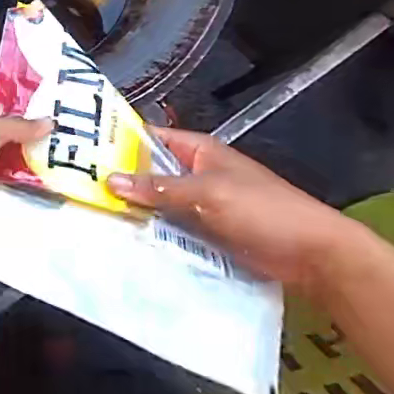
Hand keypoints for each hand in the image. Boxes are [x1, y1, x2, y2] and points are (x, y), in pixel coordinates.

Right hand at [108, 128, 349, 290]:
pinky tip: (128, 246)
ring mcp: (203, 206)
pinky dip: (156, 236)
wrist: (312, 254)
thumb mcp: (208, 194)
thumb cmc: (261, 210)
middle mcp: (197, 174)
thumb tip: (111, 179)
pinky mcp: (209, 235)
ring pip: (161, 205)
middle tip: (81, 194)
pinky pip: (175, 230)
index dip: (121, 143)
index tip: (84, 154)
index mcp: (199, 150)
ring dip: (137, 213)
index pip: (152, 138)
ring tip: (94, 221)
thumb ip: (160, 188)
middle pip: (152, 174)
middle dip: (123, 183)